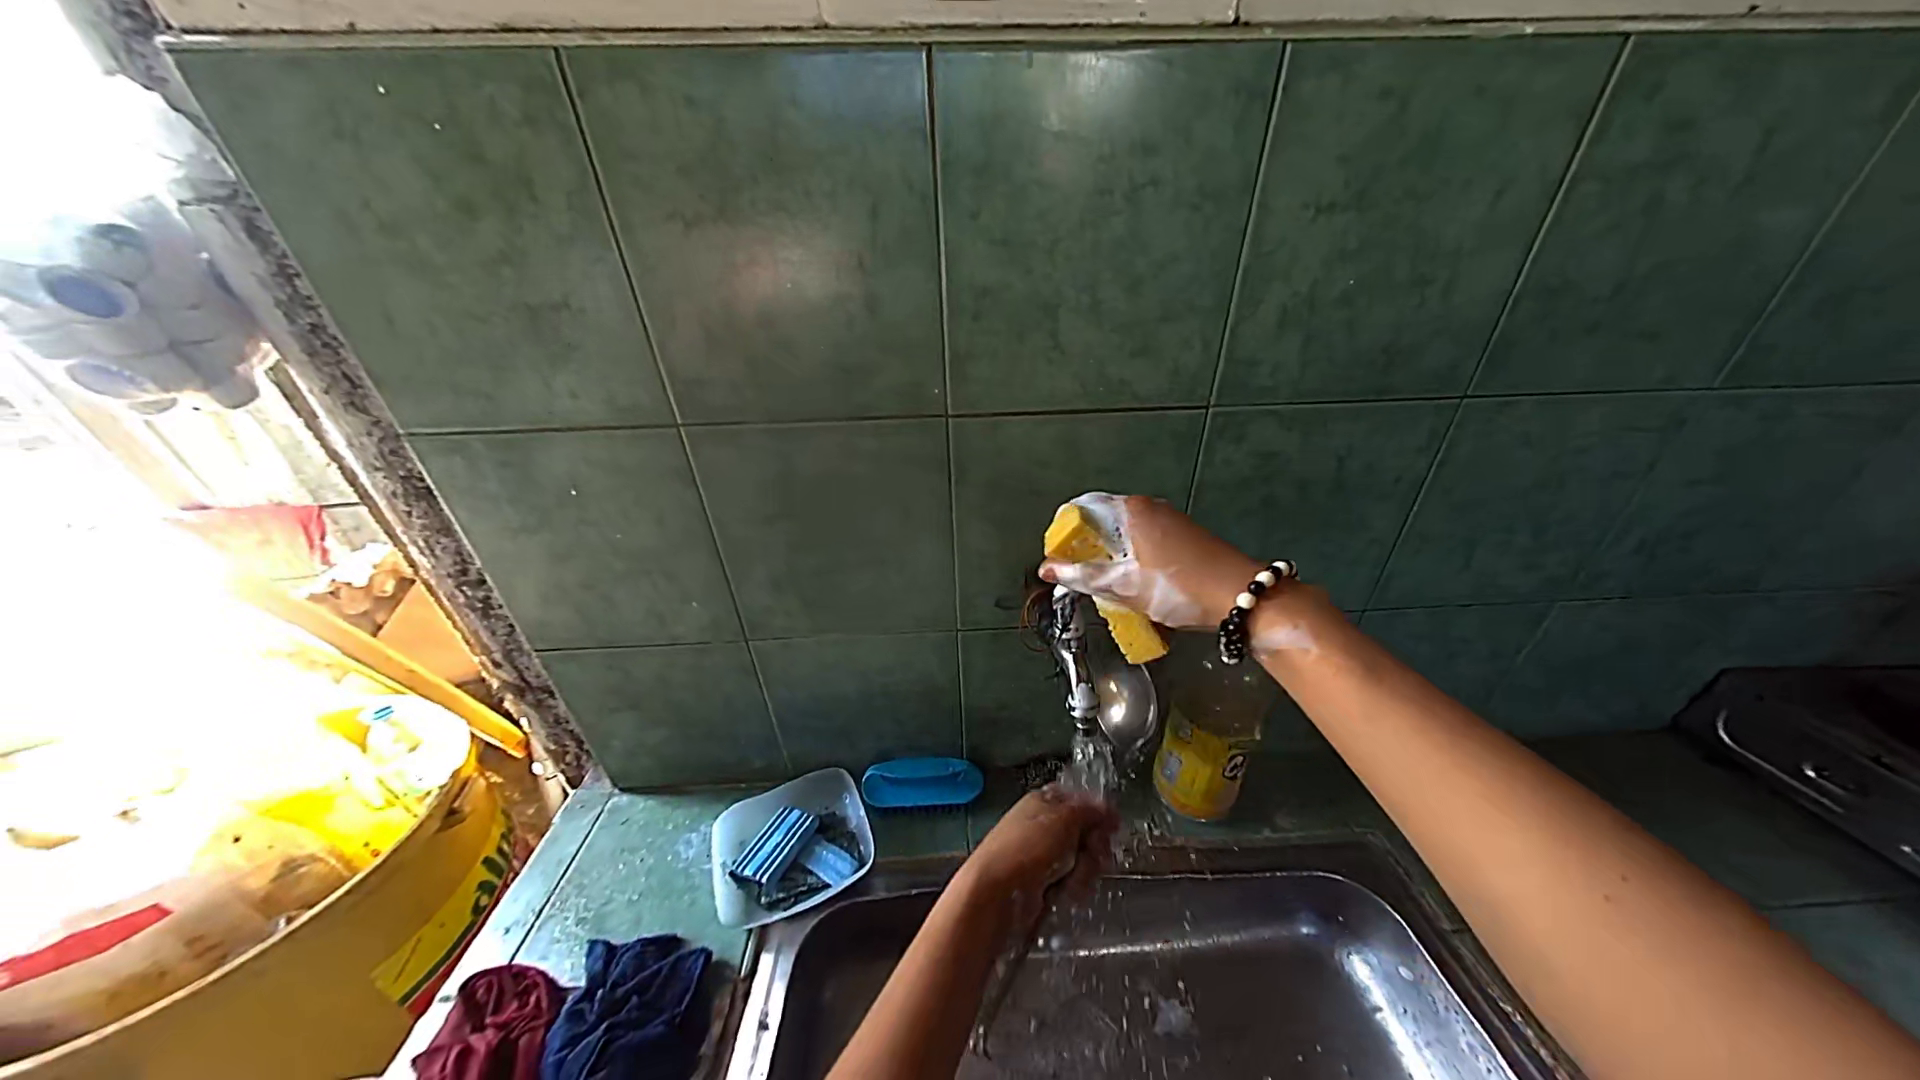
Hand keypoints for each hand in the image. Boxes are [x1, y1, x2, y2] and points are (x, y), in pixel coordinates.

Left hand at [961, 786, 1118, 921]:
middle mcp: (1043, 827)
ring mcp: (1044, 857)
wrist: (998, 893)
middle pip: (1087, 833)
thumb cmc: (1025, 847)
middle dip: (1094, 846)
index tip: (1111, 824)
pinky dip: (1074, 889)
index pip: (1080, 800)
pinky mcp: (1045, 884)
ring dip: (1084, 871)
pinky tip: (1065, 892)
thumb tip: (1107, 808)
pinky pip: (1074, 883)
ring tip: (1071, 876)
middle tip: (1091, 852)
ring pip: (1084, 861)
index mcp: (1043, 802)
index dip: (1098, 813)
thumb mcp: (1064, 818)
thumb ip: (1090, 810)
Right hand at [1038, 493, 1263, 628]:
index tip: (1057, 560)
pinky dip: (1129, 562)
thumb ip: (1081, 576)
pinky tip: (1133, 587)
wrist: (1242, 597)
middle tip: (1079, 579)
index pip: (1080, 508)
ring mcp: (1167, 521)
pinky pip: (1141, 543)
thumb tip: (1048, 569)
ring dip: (1107, 560)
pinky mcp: (1180, 537)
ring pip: (1121, 536)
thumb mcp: (1123, 586)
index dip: (1062, 534)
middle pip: (1100, 522)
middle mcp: (1148, 508)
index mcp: (1131, 510)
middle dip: (1084, 551)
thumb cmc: (1182, 587)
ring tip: (1106, 588)